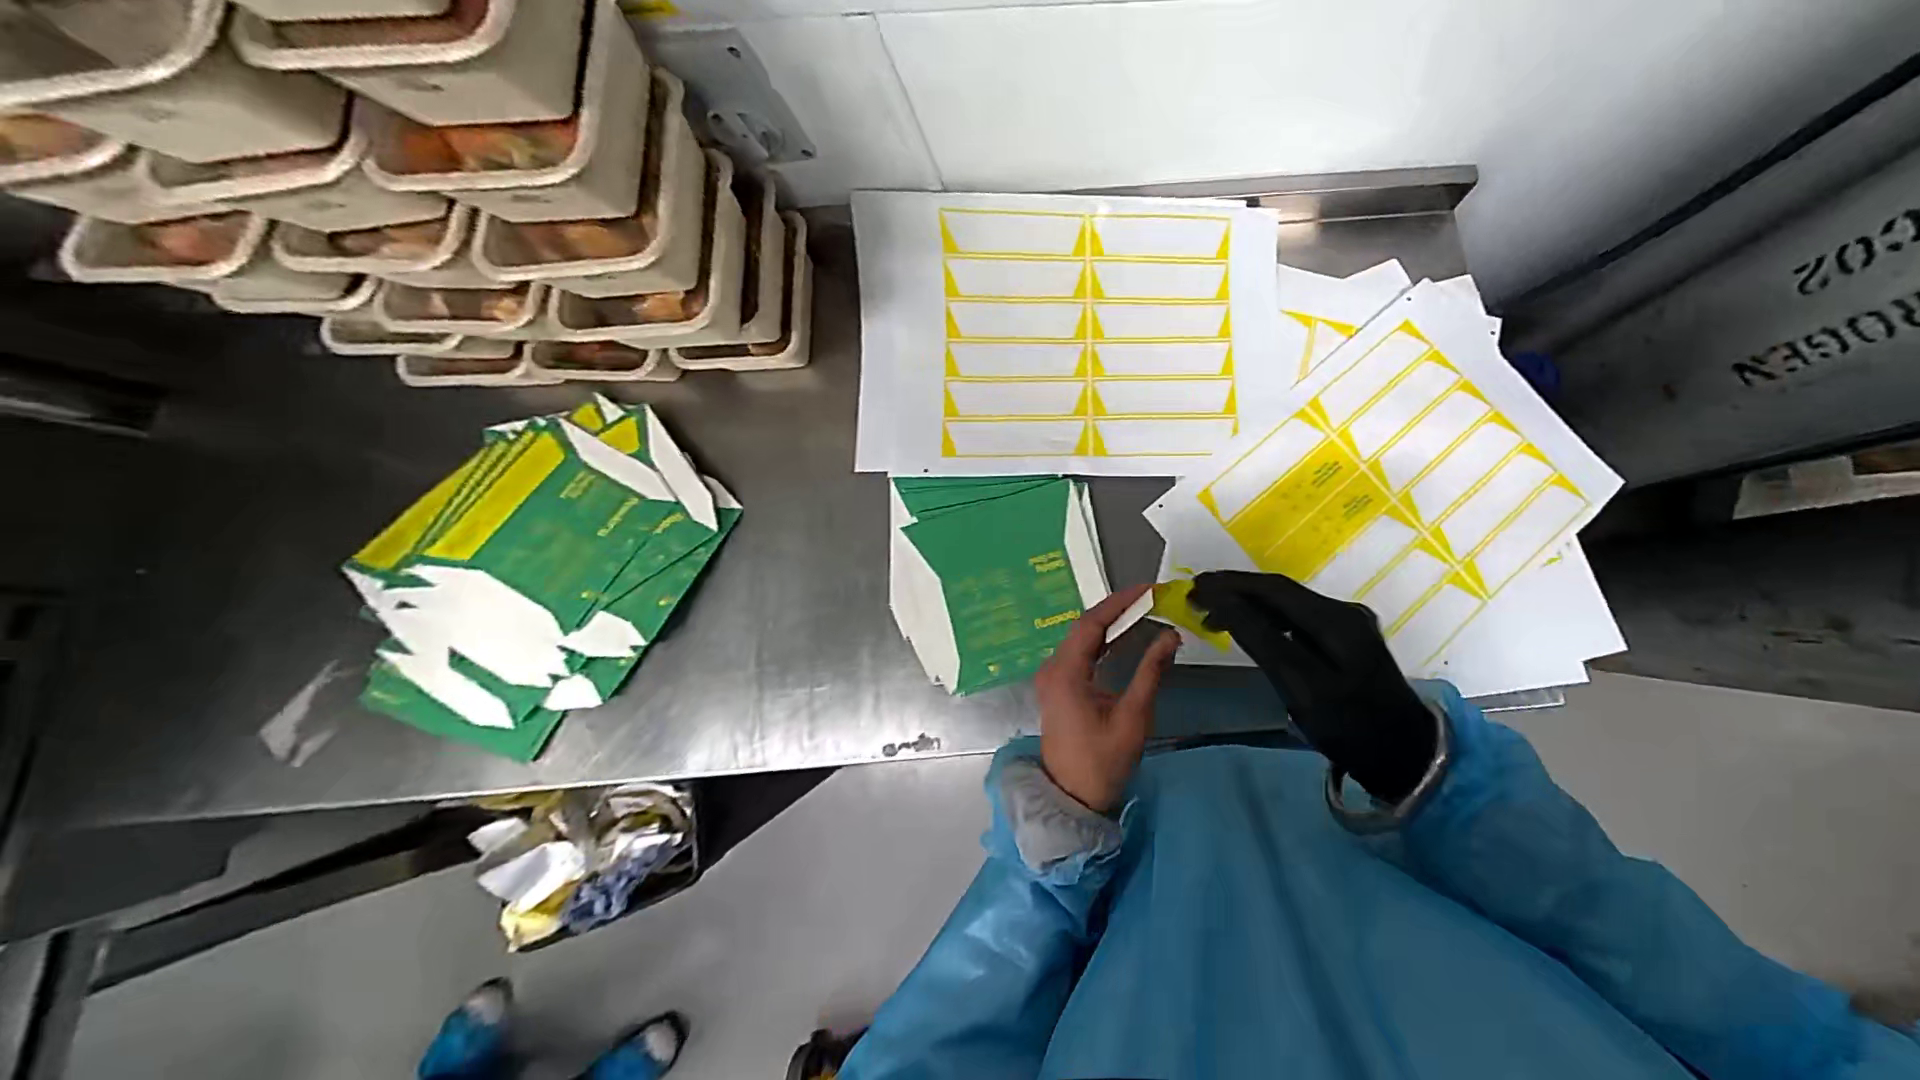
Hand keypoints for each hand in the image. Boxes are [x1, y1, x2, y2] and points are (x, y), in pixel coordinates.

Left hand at [1034, 584, 1179, 813]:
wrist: (1073, 797)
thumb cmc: (1101, 761)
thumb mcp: (1132, 717)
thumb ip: (1150, 673)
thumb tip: (1170, 637)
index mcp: (1065, 672)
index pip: (1091, 624)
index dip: (1119, 602)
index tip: (1146, 589)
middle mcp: (1053, 669)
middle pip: (1084, 629)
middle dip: (1116, 610)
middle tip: (1149, 599)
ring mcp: (1052, 678)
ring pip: (1082, 641)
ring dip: (1110, 626)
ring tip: (1142, 612)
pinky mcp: (1058, 688)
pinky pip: (1080, 656)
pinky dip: (1102, 644)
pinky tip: (1125, 639)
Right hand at [1188, 571, 1435, 802]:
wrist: (1406, 758)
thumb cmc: (1349, 726)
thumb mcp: (1299, 684)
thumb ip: (1260, 638)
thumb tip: (1221, 601)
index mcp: (1335, 619)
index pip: (1272, 588)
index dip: (1229, 584)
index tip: (1193, 588)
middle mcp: (1343, 612)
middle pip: (1279, 591)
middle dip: (1235, 589)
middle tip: (1196, 596)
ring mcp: (1348, 625)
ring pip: (1287, 603)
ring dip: (1248, 603)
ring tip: (1212, 613)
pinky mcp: (1346, 641)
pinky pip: (1296, 618)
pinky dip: (1265, 617)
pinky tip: (1248, 627)